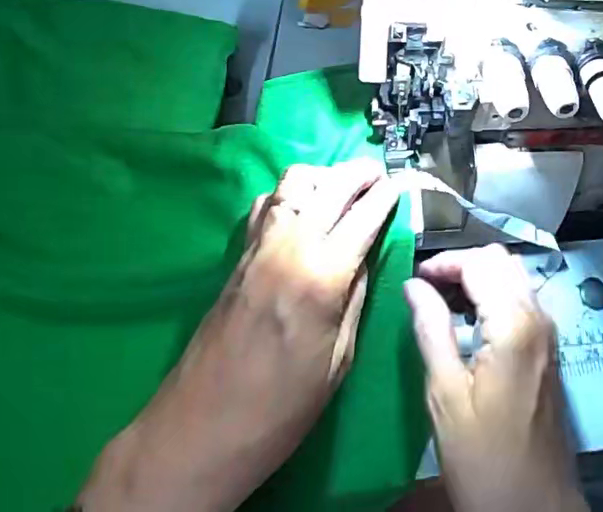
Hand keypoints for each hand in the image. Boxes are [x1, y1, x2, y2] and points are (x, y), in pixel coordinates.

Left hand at [78, 160, 398, 511]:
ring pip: (295, 181)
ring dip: (325, 176)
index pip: (363, 215)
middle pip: (331, 185)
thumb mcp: (339, 359)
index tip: (402, 185)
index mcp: (321, 276)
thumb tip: (365, 257)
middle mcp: (290, 246)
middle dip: (360, 173)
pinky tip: (303, 210)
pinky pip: (268, 201)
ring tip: (344, 188)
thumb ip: (355, 296)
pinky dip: (291, 193)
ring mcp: (259, 245)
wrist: (200, 429)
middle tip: (379, 176)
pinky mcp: (239, 253)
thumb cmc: (280, 407)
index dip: (387, 196)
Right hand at [405, 246, 586, 511]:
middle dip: (463, 264)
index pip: (479, 264)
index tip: (415, 278)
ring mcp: (548, 332)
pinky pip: (522, 298)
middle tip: (428, 287)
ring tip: (444, 300)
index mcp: (514, 324)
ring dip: (480, 276)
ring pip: (514, 275)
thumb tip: (414, 286)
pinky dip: (495, 293)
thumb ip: (431, 330)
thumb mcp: (446, 396)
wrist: (536, 510)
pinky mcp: (549, 348)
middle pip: (501, 260)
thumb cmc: (485, 460)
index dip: (445, 262)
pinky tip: (470, 319)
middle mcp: (538, 317)